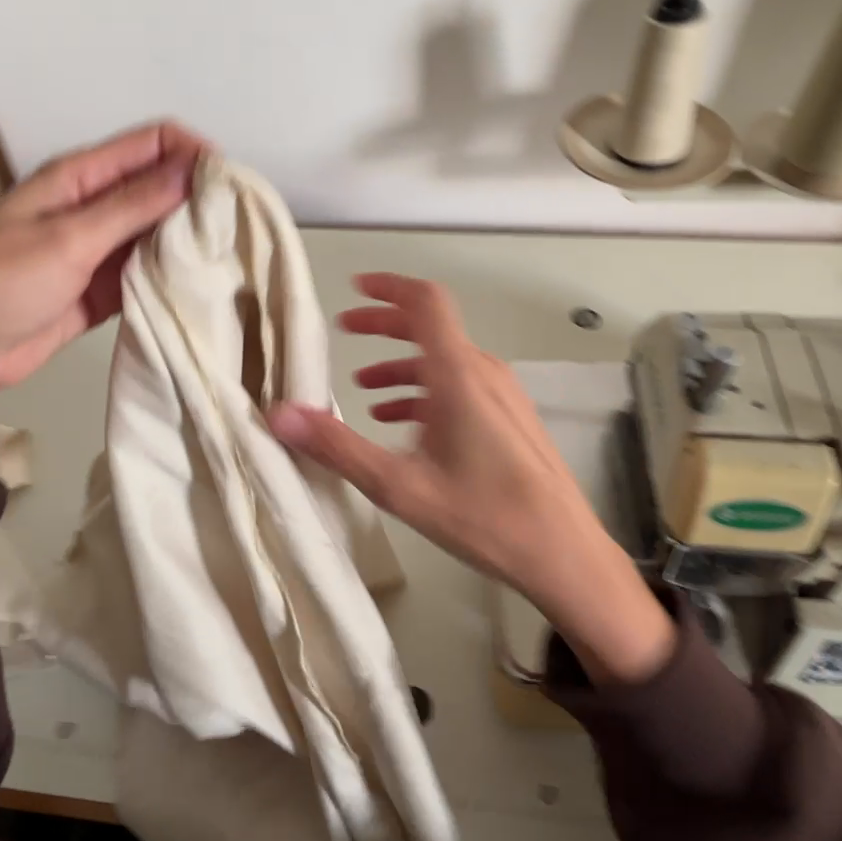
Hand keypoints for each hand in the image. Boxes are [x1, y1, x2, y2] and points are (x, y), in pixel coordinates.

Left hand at [0, 121, 205, 486]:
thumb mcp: (68, 238)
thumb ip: (131, 206)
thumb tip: (191, 170)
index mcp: (78, 177)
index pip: (150, 144)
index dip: (193, 153)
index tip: (231, 186)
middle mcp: (93, 207)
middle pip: (160, 188)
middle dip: (199, 201)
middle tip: (239, 230)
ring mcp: (98, 252)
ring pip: (158, 234)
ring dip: (189, 243)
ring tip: (230, 260)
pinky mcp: (101, 292)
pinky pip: (146, 276)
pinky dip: (170, 279)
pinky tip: (199, 289)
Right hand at [267, 273, 675, 684]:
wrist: (562, 552)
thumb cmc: (483, 516)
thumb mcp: (400, 487)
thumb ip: (338, 448)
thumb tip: (279, 415)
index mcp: (459, 375)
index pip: (426, 303)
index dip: (389, 287)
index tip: (354, 289)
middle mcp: (485, 374)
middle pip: (432, 329)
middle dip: (386, 327)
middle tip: (346, 332)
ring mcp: (504, 396)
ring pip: (446, 363)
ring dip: (403, 368)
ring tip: (364, 392)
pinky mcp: (512, 420)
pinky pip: (464, 389)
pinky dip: (428, 394)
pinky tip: (406, 429)